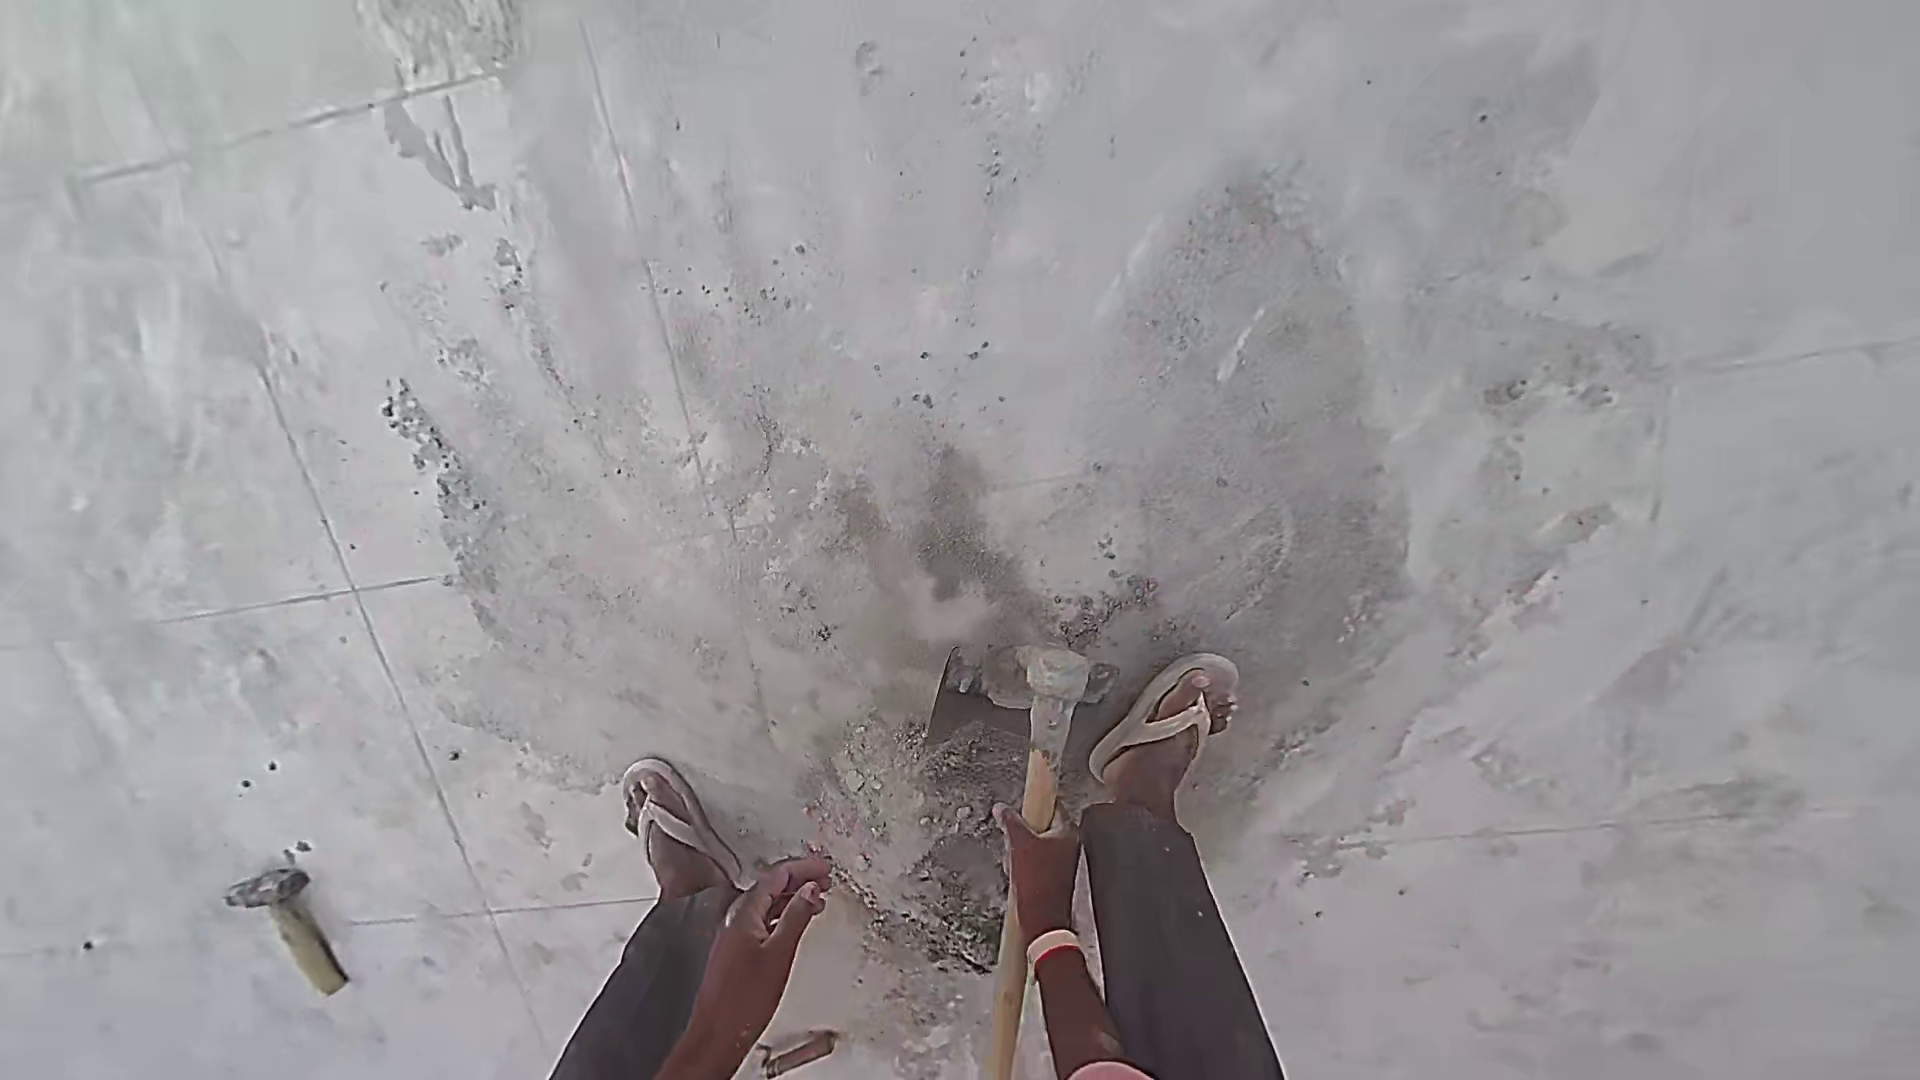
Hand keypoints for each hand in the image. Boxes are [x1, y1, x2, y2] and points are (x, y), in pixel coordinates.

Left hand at [679, 857, 830, 1069]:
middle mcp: (737, 919)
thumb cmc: (742, 1002)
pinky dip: (785, 914)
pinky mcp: (738, 950)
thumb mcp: (779, 952)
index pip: (777, 875)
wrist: (716, 1039)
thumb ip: (797, 915)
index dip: (804, 868)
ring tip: (818, 897)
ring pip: (770, 902)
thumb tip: (811, 888)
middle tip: (825, 879)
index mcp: (744, 912)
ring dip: (795, 897)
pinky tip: (797, 922)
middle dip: (801, 879)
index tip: (824, 868)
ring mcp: (736, 934)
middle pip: (773, 886)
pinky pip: (766, 919)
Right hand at [997, 804, 1079, 943]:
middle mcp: (1069, 846)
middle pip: (1041, 825)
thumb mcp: (1018, 843)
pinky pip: (1035, 861)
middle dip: (1022, 832)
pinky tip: (1016, 874)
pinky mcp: (1054, 878)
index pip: (1052, 805)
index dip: (1035, 804)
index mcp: (1067, 833)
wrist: (1042, 923)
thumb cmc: (1037, 882)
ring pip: (1035, 844)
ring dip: (1020, 850)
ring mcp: (1062, 863)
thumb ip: (1010, 821)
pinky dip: (1023, 864)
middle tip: (1013, 841)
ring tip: (1014, 861)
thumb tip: (1001, 808)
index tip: (1022, 806)